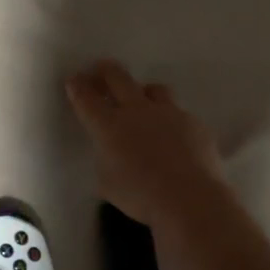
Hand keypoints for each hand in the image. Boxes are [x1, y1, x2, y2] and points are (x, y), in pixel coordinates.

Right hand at [65, 59, 231, 230]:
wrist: (190, 199)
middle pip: (118, 78)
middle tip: (101, 69)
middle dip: (105, 71)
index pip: (86, 97)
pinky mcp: (194, 124)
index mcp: (108, 125)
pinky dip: (170, 121)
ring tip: (142, 102)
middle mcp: (137, 111)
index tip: (74, 80)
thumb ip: (106, 159)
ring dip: (143, 92)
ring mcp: (169, 114)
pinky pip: (179, 114)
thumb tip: (112, 154)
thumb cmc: (140, 195)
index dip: (77, 86)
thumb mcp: (107, 181)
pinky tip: (173, 138)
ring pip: (154, 89)